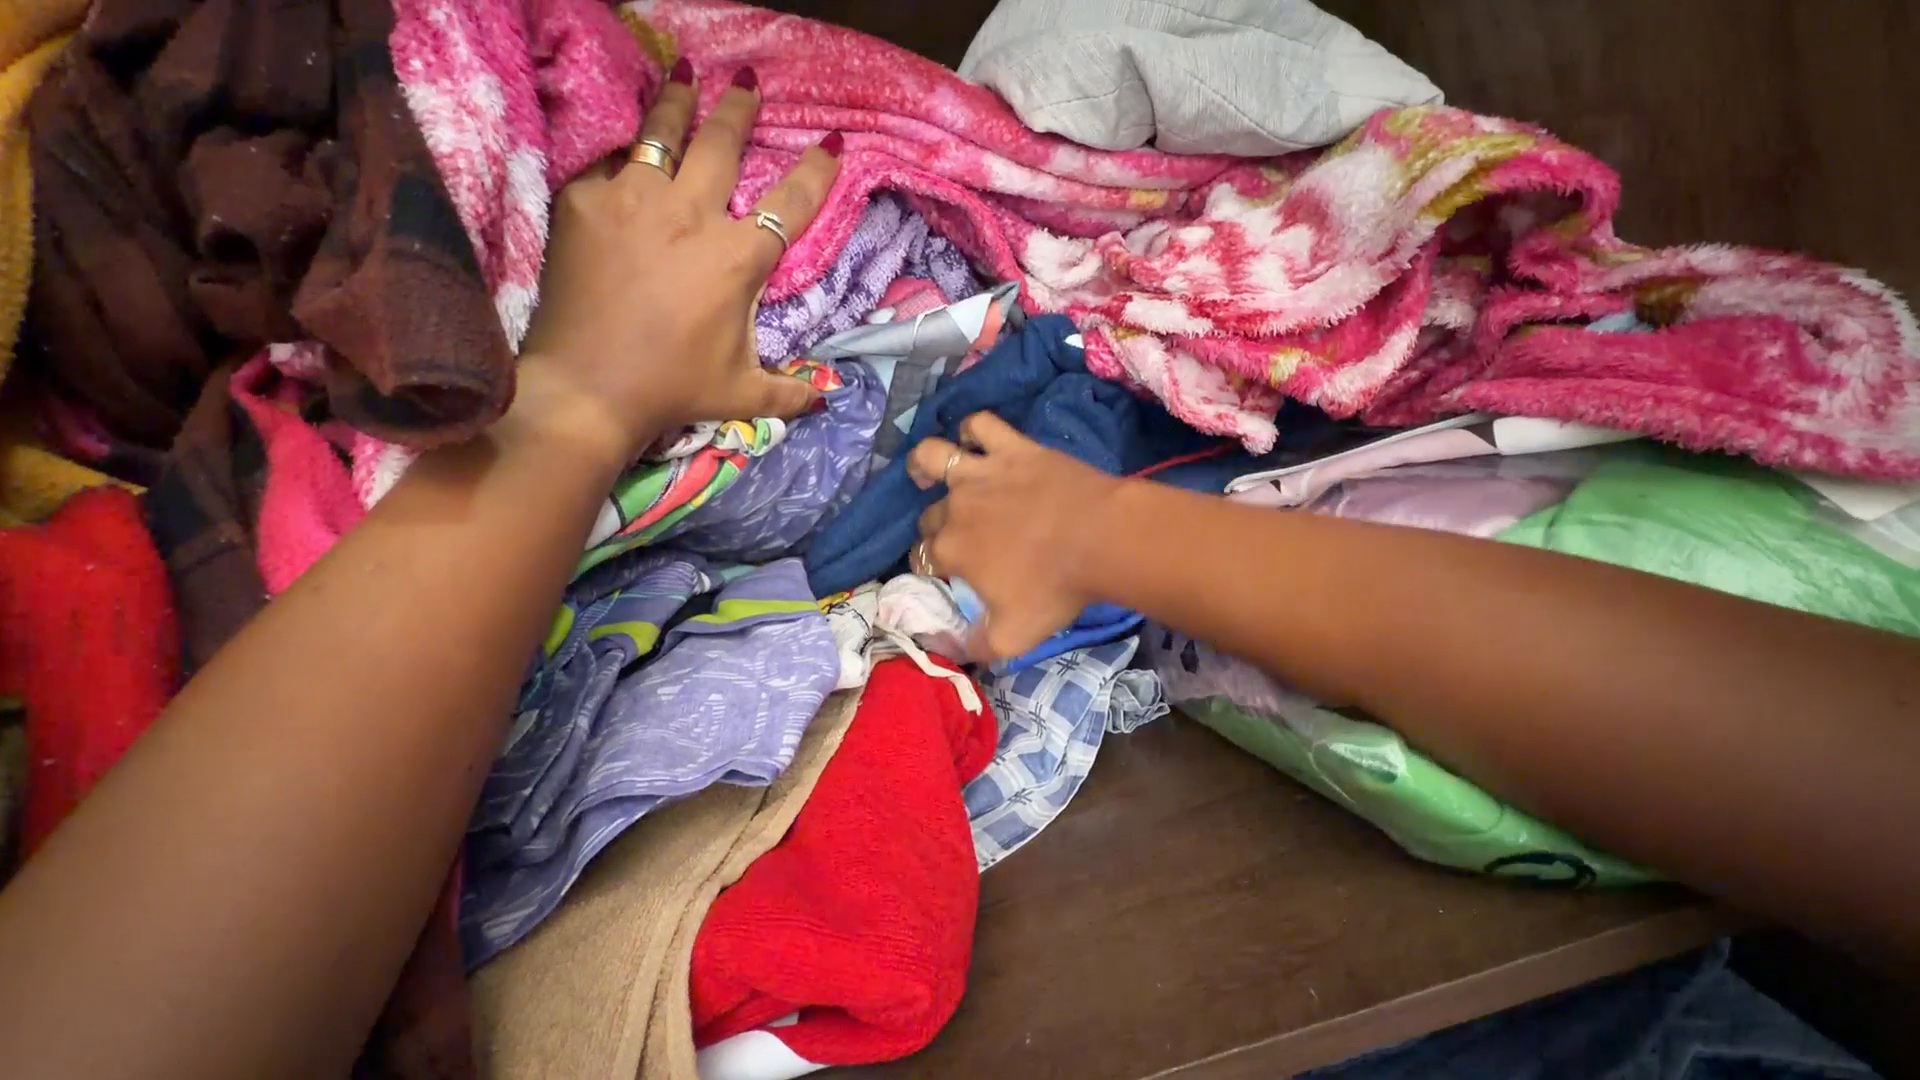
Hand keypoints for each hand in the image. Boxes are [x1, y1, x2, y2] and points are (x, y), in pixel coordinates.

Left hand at [515, 62, 842, 464]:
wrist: (587, 387)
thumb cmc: (673, 388)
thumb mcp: (742, 394)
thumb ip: (789, 392)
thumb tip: (826, 399)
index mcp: (737, 258)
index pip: (789, 204)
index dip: (815, 173)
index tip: (831, 145)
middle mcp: (690, 215)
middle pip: (721, 145)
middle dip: (739, 110)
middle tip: (746, 84)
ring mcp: (633, 201)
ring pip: (661, 133)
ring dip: (679, 102)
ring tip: (683, 75)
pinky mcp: (584, 203)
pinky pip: (608, 164)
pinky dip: (622, 155)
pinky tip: (625, 148)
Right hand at [908, 413, 1125, 659]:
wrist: (1102, 538)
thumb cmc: (1056, 588)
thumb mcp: (1013, 637)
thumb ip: (975, 647)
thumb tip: (950, 652)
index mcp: (951, 550)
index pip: (922, 558)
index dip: (929, 567)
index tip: (945, 575)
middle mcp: (956, 507)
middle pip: (929, 515)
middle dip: (933, 528)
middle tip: (957, 539)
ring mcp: (982, 472)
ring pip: (934, 455)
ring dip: (926, 463)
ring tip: (930, 472)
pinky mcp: (1013, 448)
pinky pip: (981, 425)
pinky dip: (972, 429)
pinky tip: (974, 438)